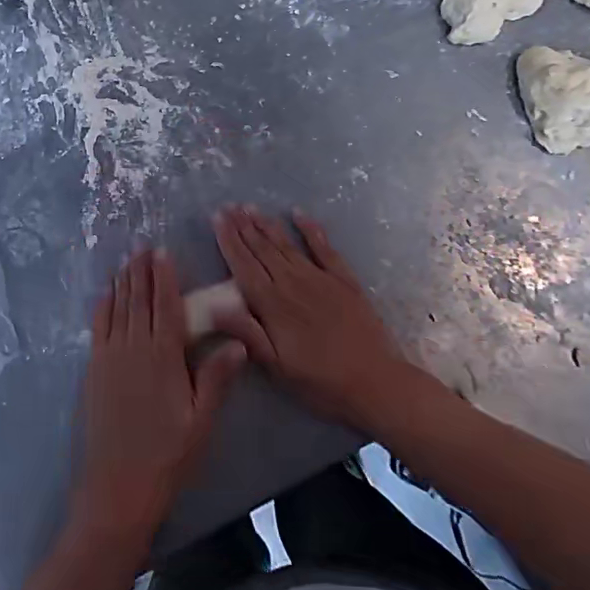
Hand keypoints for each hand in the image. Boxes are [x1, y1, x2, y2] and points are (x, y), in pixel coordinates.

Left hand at [72, 248, 245, 541]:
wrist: (118, 485)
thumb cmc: (168, 454)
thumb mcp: (202, 420)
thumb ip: (217, 377)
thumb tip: (239, 341)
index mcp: (164, 356)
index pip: (165, 305)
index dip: (164, 276)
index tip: (163, 251)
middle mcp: (134, 348)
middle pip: (138, 300)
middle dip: (141, 270)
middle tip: (142, 245)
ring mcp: (109, 357)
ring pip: (117, 308)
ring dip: (122, 282)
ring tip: (126, 260)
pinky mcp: (94, 370)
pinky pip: (98, 327)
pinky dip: (102, 305)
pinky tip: (104, 294)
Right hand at [210, 206, 420, 435]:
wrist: (376, 383)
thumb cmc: (320, 382)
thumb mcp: (277, 367)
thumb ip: (247, 333)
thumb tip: (213, 306)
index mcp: (273, 305)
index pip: (243, 266)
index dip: (228, 241)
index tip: (216, 218)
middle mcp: (293, 284)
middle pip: (262, 250)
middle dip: (243, 226)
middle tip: (228, 206)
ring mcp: (320, 278)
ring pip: (287, 245)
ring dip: (267, 225)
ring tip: (251, 207)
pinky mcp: (344, 280)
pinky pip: (324, 248)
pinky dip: (310, 229)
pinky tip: (298, 214)